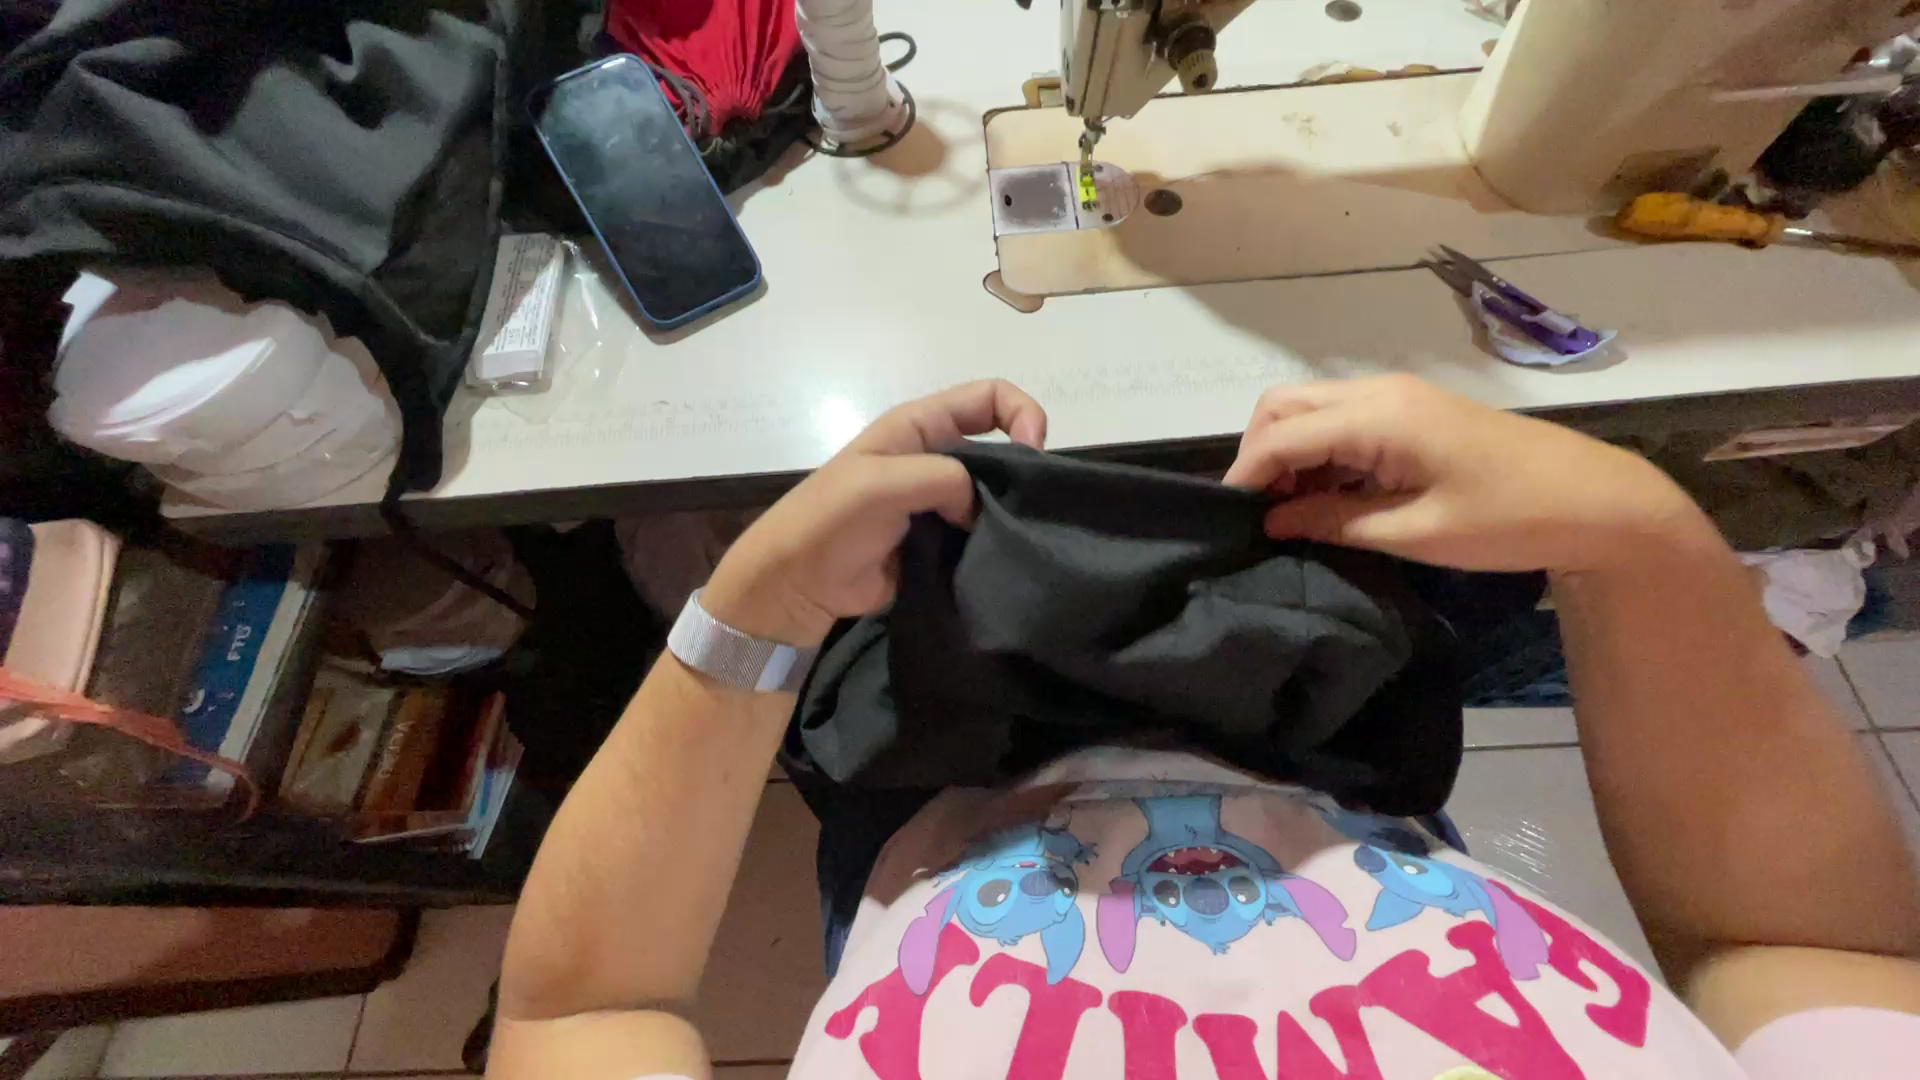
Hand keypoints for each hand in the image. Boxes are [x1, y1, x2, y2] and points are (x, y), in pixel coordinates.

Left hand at [701, 380, 1047, 648]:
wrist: (800, 583)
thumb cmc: (832, 520)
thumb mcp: (882, 481)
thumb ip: (943, 478)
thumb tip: (977, 508)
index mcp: (920, 427)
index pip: (988, 398)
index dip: (1021, 412)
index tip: (1034, 452)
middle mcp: (935, 458)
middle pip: (1000, 448)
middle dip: (1021, 469)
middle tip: (1031, 506)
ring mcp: (939, 502)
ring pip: (994, 495)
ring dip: (1008, 512)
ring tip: (1018, 537)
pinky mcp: (941, 541)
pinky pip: (981, 534)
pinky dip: (994, 542)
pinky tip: (1000, 557)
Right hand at [1222, 376, 1718, 575]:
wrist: (1601, 503)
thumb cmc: (1508, 521)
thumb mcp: (1411, 532)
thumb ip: (1329, 521)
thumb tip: (1271, 521)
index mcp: (1378, 417)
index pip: (1281, 436)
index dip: (1246, 475)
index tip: (1229, 518)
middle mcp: (1378, 392)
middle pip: (1283, 406)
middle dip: (1258, 455)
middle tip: (1261, 509)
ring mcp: (1395, 397)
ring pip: (1307, 410)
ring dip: (1286, 453)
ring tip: (1290, 508)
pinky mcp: (1407, 411)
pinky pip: (1337, 421)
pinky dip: (1316, 453)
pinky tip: (1325, 493)